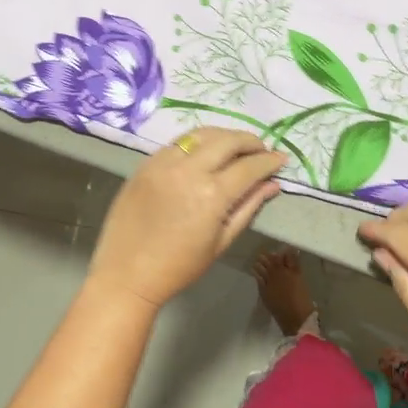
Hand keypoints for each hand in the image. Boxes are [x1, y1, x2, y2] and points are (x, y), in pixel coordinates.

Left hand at [88, 128, 287, 308]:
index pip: (249, 167)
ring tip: (235, 146)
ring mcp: (163, 163)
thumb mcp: (221, 242)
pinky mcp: (145, 163)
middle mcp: (188, 170)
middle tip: (261, 149)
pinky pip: (177, 143)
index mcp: (212, 194)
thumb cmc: (179, 267)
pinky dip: (197, 142)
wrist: (127, 273)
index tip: (281, 159)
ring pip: (201, 134)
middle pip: (228, 140)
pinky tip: (204, 153)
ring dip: (224, 135)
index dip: (269, 161)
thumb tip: (272, 184)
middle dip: (250, 141)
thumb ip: (248, 207)